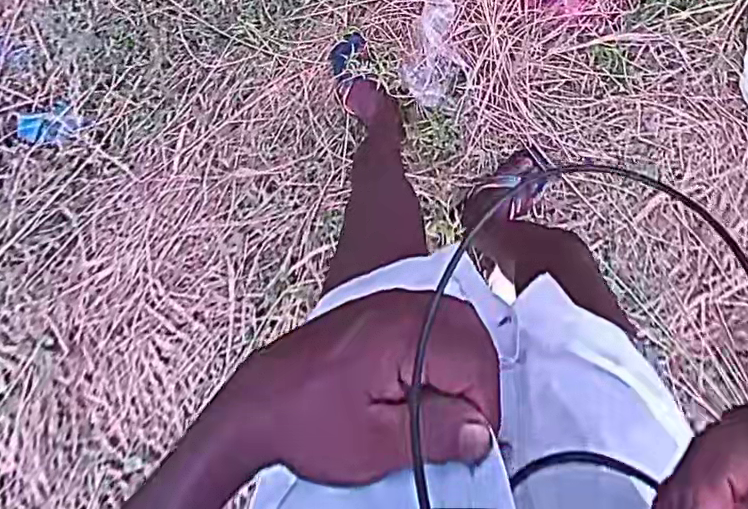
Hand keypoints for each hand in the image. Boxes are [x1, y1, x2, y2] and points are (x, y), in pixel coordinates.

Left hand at [220, 288, 501, 485]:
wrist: (263, 398)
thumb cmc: (308, 419)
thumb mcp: (374, 443)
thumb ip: (434, 434)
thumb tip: (480, 432)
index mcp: (405, 332)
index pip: (476, 361)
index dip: (483, 408)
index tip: (474, 442)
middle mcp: (402, 306)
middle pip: (472, 332)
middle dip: (481, 382)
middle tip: (468, 428)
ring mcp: (392, 303)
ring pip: (457, 322)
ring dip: (465, 366)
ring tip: (450, 412)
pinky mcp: (383, 310)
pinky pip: (433, 320)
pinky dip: (444, 351)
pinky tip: (430, 386)